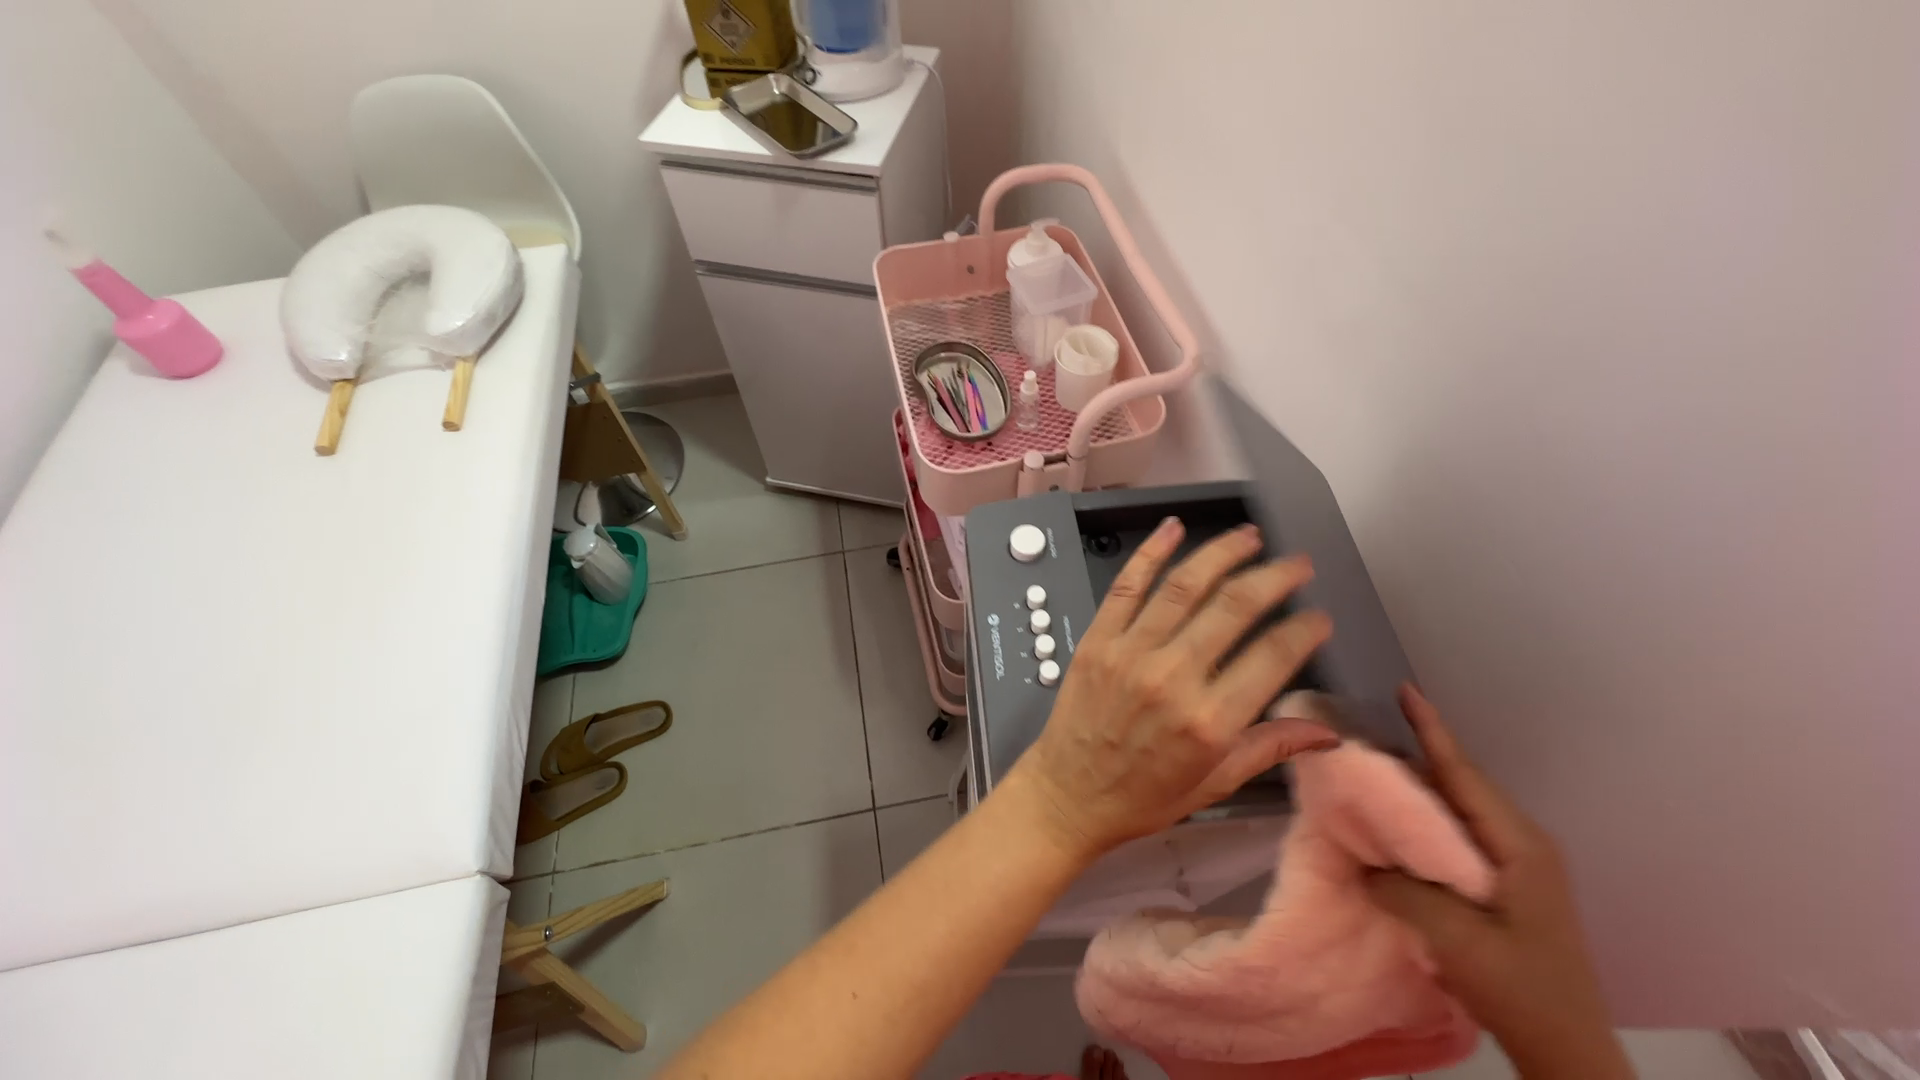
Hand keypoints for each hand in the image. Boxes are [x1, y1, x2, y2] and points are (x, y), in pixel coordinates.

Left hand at [1009, 517, 1338, 860]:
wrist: (1068, 796)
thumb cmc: (1142, 797)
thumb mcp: (1214, 782)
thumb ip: (1270, 747)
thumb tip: (1328, 732)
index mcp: (1210, 720)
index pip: (1273, 656)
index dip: (1304, 629)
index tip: (1319, 615)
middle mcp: (1173, 678)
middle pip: (1234, 608)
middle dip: (1275, 577)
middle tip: (1298, 564)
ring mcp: (1131, 653)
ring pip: (1184, 586)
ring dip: (1221, 553)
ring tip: (1248, 536)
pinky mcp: (1097, 640)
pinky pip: (1126, 586)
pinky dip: (1150, 552)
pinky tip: (1172, 528)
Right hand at [1366, 687, 1633, 1079]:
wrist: (1567, 1049)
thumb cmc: (1520, 989)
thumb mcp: (1457, 939)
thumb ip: (1406, 890)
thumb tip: (1367, 862)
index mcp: (1518, 846)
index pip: (1464, 776)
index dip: (1432, 732)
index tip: (1406, 690)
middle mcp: (1521, 844)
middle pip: (1458, 788)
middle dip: (1411, 760)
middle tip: (1360, 743)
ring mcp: (1516, 866)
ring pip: (1455, 813)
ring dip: (1413, 795)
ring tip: (1366, 779)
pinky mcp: (1504, 886)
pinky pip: (1455, 838)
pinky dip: (1421, 826)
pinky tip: (1393, 831)